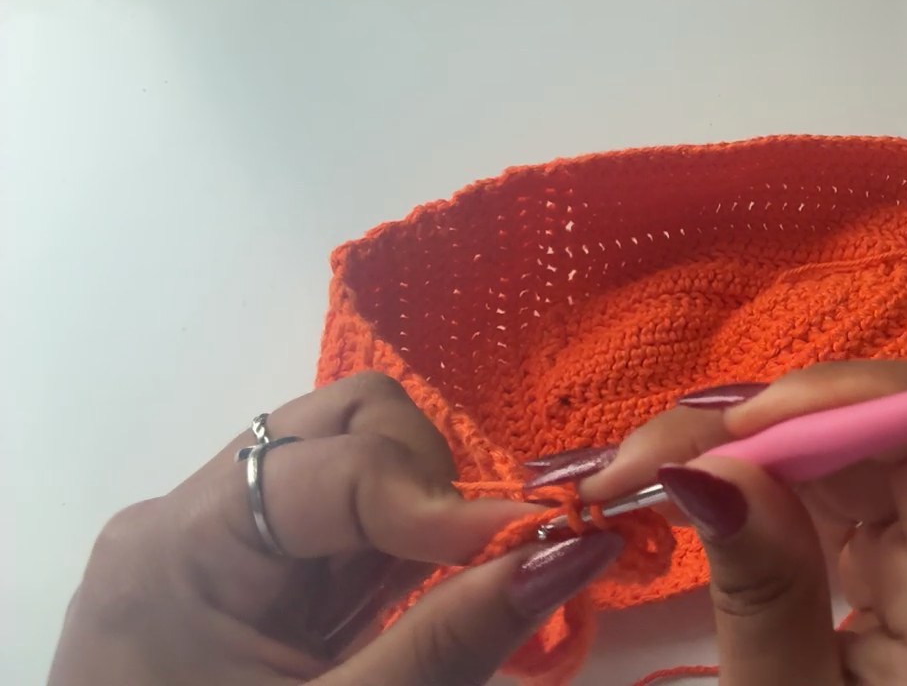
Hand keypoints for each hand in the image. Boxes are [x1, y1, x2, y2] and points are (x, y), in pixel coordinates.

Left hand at [50, 372, 624, 685]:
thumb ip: (456, 634)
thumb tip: (585, 544)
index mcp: (178, 546)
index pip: (350, 460)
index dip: (443, 502)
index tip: (520, 550)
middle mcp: (195, 509)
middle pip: (357, 417)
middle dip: (433, 479)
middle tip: (459, 558)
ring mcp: (227, 524)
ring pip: (373, 443)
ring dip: (426, 506)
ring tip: (417, 590)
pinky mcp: (263, 549)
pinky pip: (371, 492)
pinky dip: (411, 531)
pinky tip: (391, 600)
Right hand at [579, 361, 906, 684]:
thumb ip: (764, 597)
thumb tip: (711, 465)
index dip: (838, 398)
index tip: (726, 428)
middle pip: (890, 425)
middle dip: (768, 423)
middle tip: (640, 459)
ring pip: (863, 443)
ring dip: (760, 447)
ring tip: (650, 473)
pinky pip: (857, 484)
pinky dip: (780, 481)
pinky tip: (714, 492)